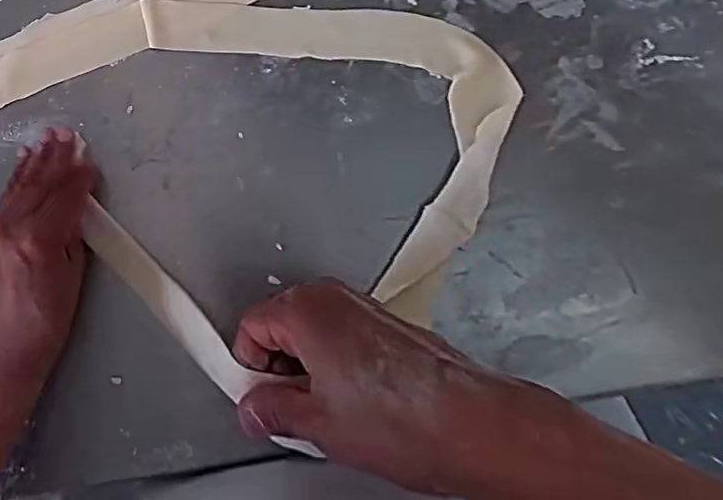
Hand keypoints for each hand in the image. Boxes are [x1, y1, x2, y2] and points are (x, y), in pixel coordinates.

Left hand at [0, 127, 95, 377]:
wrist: (5, 345)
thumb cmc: (48, 318)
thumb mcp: (73, 276)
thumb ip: (73, 233)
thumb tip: (77, 203)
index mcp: (40, 240)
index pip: (66, 197)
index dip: (80, 177)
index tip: (90, 160)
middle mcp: (15, 226)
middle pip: (42, 183)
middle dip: (57, 156)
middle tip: (68, 133)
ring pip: (22, 183)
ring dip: (38, 158)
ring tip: (49, 136)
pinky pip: (8, 193)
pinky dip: (19, 173)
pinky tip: (27, 157)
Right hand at [231, 279, 583, 498]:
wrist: (474, 425)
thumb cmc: (406, 419)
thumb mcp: (320, 426)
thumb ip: (272, 411)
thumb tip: (254, 409)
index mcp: (303, 309)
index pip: (248, 326)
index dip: (248, 367)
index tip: (255, 396)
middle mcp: (328, 295)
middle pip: (277, 322)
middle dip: (277, 366)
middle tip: (294, 410)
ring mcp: (357, 303)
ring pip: (308, 328)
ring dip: (307, 365)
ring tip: (333, 410)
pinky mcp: (380, 317)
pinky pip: (338, 330)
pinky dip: (335, 360)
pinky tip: (357, 400)